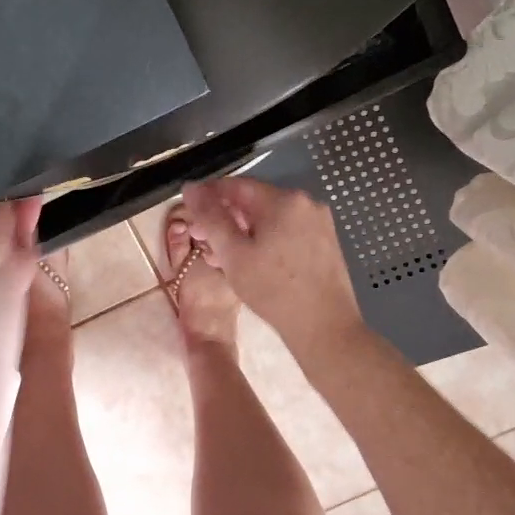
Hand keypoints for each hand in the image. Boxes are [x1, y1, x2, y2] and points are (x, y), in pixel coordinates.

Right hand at [180, 177, 363, 362]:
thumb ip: (210, 217)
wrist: (326, 329)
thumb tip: (190, 188)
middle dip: (223, 218)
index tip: (188, 213)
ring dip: (241, 232)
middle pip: (252, 201)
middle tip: (200, 239)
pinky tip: (249, 261)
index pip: (235, 185)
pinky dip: (263, 240)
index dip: (207, 196)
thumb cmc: (274, 290)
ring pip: (268, 218)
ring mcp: (319, 223)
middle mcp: (305, 203)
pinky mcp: (325, 242)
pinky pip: (285, 231)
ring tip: (220, 257)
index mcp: (283, 199)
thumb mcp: (233, 253)